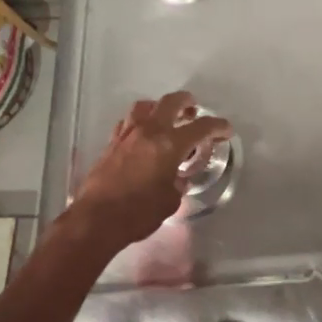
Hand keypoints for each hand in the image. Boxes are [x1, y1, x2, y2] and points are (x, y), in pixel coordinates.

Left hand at [63, 91, 231, 254]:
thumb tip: (176, 177)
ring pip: (144, 106)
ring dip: (159, 107)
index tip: (226, 130)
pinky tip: (141, 134)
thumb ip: (178, 183)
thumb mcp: (170, 201)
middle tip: (194, 108)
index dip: (217, 127)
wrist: (96, 219)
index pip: (200, 128)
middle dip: (186, 101)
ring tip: (165, 117)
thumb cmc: (138, 213)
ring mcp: (127, 135)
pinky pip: (128, 122)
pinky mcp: (111, 143)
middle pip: (170, 102)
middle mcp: (149, 131)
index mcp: (169, 144)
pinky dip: (139, 122)